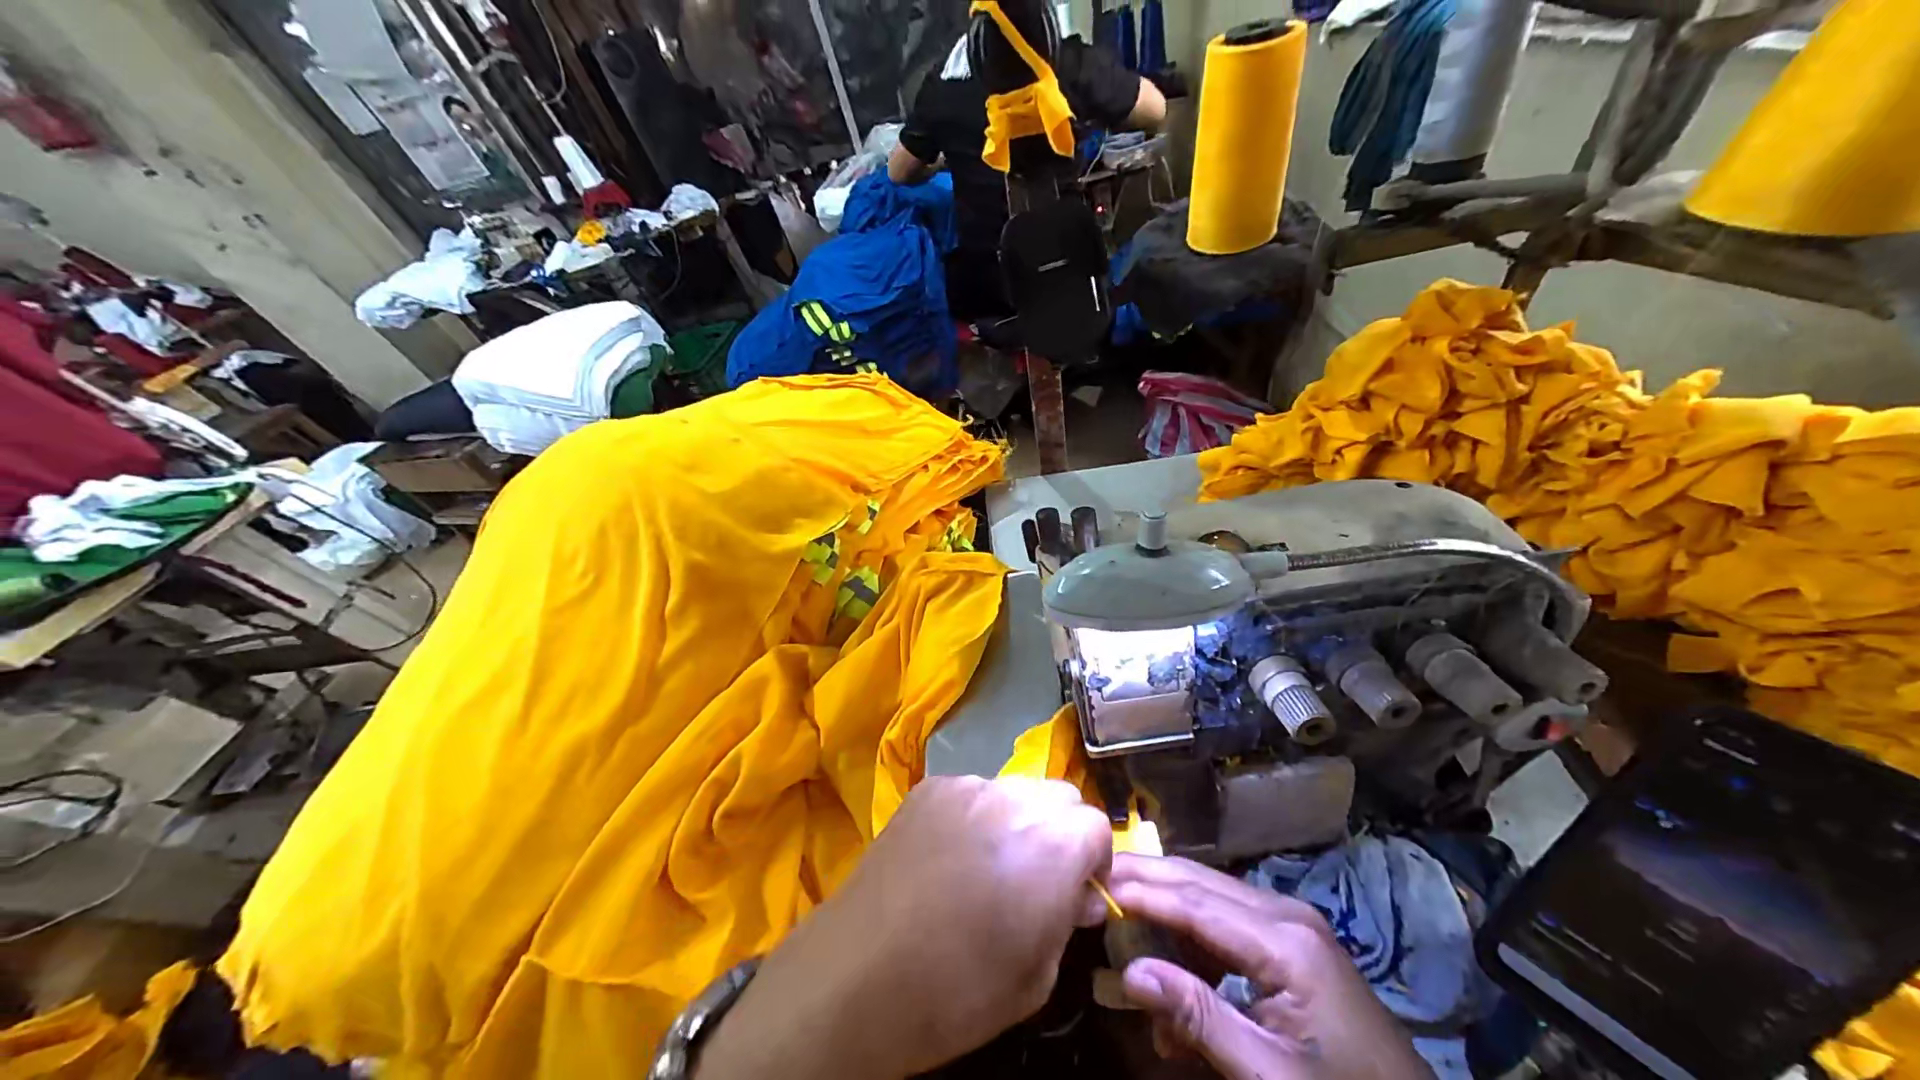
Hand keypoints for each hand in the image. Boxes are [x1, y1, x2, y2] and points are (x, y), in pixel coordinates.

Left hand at [695, 775, 1113, 1079]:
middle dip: (1061, 832)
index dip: (1093, 860)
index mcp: (1051, 845)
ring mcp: (965, 787)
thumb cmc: (955, 993)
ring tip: (988, 864)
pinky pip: (972, 791)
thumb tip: (1078, 894)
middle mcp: (1012, 800)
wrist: (854, 975)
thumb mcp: (1034, 977)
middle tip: (1036, 877)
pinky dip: (976, 815)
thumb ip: (1067, 921)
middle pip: (1060, 796)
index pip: (1098, 825)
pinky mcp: (927, 788)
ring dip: (1019, 819)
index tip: (1076, 892)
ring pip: (1016, 788)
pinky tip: (950, 855)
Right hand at [1108, 854, 1430, 1079]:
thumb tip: (1130, 972)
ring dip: (1167, 913)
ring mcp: (1292, 925)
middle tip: (1095, 876)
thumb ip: (1198, 1018)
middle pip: (1200, 882)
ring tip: (1123, 929)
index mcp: (1284, 941)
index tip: (1093, 882)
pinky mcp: (1293, 942)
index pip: (1195, 901)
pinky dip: (1194, 940)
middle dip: (1147, 880)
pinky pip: (1230, 923)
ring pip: (1210, 896)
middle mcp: (1285, 914)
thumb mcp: (1268, 1073)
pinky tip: (1174, 975)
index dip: (1142, 892)